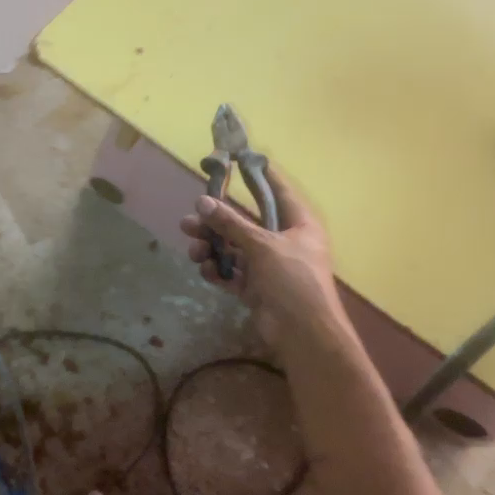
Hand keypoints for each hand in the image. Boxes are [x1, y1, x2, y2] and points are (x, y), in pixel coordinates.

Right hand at [178, 167, 342, 345]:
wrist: (304, 335)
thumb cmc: (293, 280)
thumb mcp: (262, 245)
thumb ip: (231, 223)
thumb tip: (202, 201)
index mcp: (299, 224)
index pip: (278, 190)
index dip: (259, 174)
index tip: (237, 159)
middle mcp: (284, 241)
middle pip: (245, 222)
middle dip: (216, 222)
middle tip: (190, 220)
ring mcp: (270, 266)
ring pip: (234, 247)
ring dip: (212, 247)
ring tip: (193, 250)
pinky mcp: (257, 287)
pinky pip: (232, 271)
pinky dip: (219, 270)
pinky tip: (208, 271)